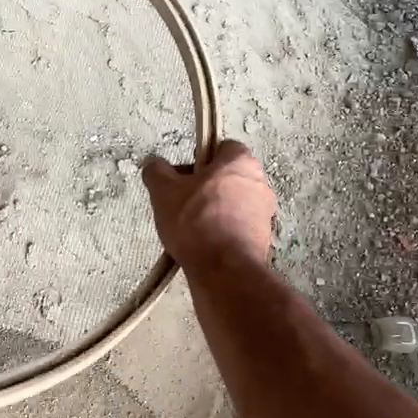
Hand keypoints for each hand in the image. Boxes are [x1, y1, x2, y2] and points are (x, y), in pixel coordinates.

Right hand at [140, 140, 276, 269]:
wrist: (224, 270)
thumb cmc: (195, 221)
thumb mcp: (164, 192)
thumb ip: (156, 171)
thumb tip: (152, 163)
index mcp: (241, 162)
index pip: (223, 147)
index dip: (201, 158)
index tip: (184, 175)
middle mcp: (259, 183)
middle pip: (228, 176)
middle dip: (206, 186)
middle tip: (182, 201)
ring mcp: (265, 213)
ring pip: (233, 202)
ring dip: (214, 210)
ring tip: (189, 227)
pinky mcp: (264, 239)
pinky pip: (238, 226)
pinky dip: (223, 231)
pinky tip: (203, 244)